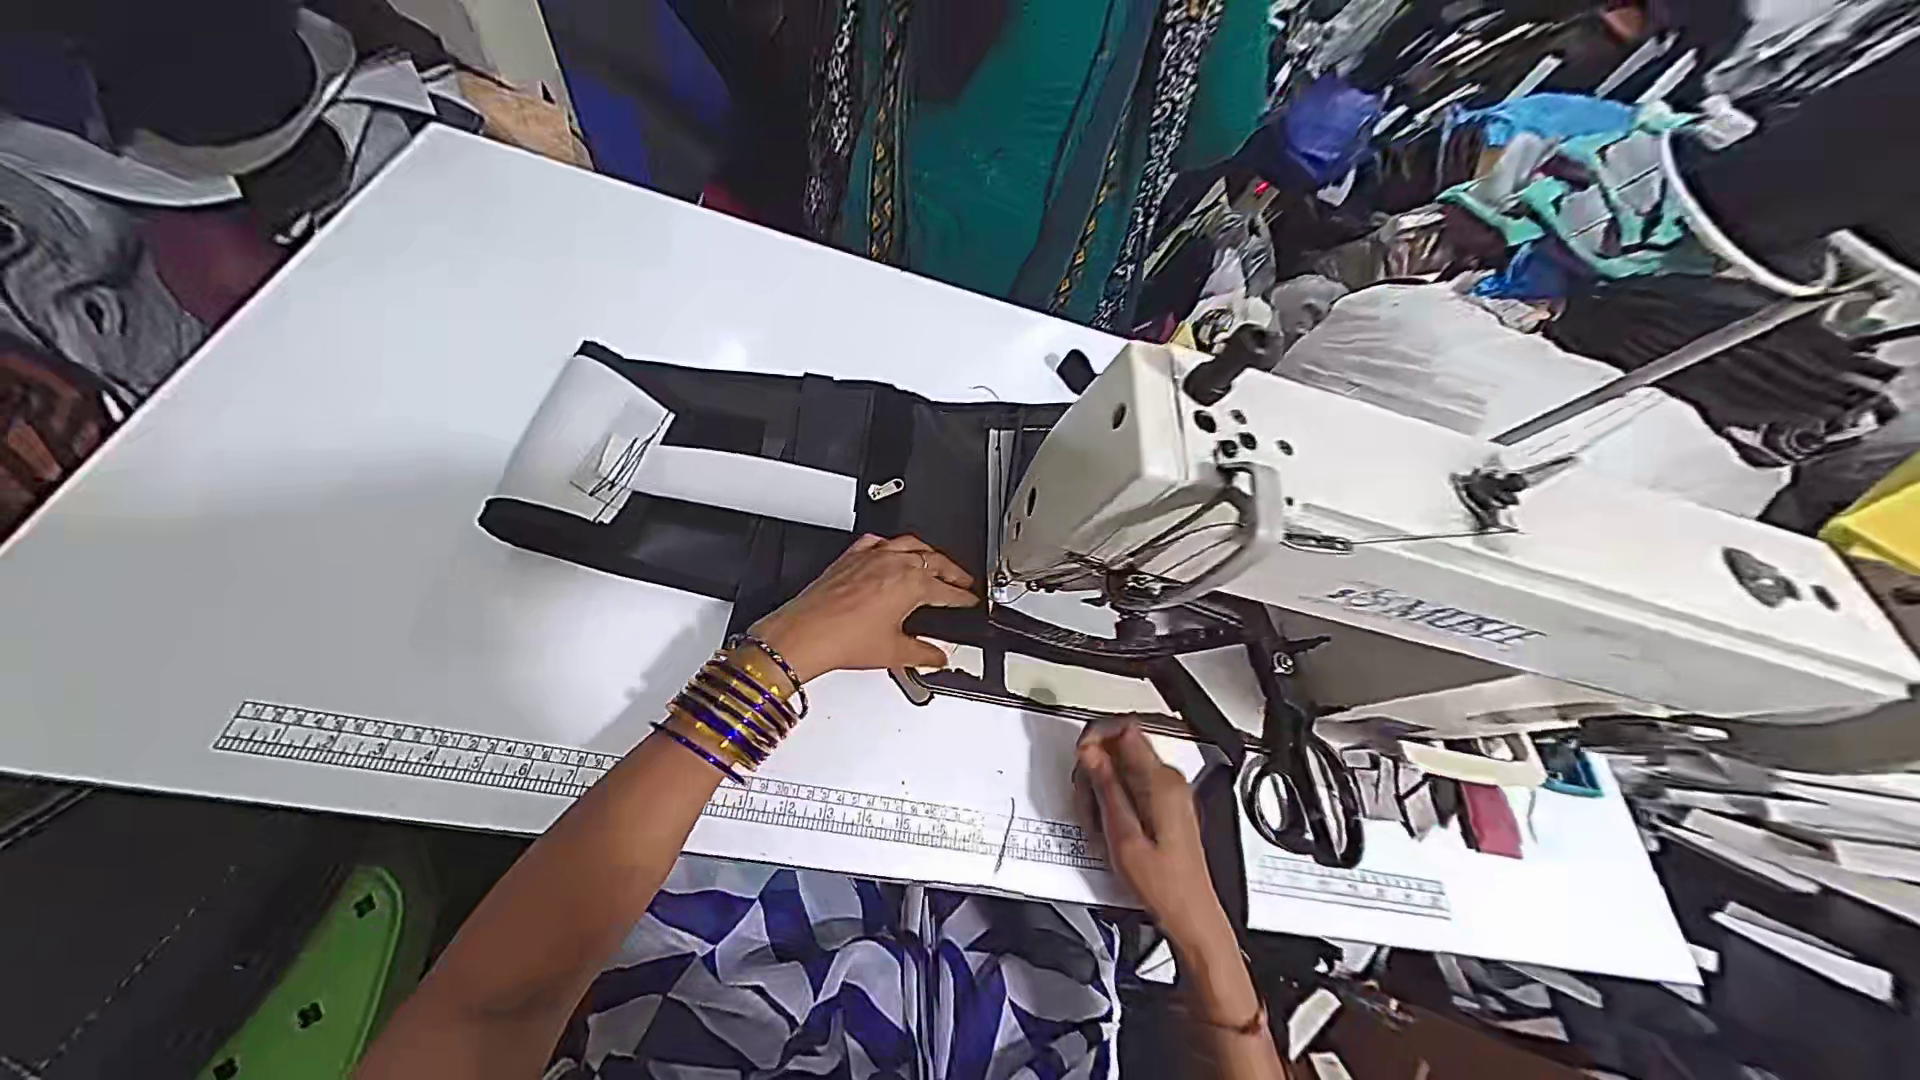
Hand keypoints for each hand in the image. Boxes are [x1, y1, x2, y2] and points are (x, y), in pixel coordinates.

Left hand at [750, 534, 977, 682]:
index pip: (949, 590)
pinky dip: (891, 544)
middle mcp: (894, 563)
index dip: (965, 598)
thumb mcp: (894, 653)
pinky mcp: (851, 557)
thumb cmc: (842, 638)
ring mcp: (872, 556)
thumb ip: (923, 653)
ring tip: (936, 562)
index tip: (971, 601)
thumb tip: (937, 656)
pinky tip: (891, 551)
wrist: (804, 634)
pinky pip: (879, 541)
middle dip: (955, 572)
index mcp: (912, 584)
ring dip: (929, 552)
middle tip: (964, 582)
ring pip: (911, 544)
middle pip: (937, 560)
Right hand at [1075, 718, 1231, 949]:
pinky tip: (1107, 823)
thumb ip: (1105, 788)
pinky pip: (1131, 782)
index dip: (1097, 734)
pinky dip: (1112, 795)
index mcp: (1162, 782)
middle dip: (1095, 766)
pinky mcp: (1165, 802)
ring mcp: (1169, 790)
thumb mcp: (1123, 836)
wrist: (1192, 916)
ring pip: (1123, 765)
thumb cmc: (1164, 885)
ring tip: (1097, 819)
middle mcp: (1170, 780)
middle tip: (1085, 796)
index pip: (1126, 729)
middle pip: (1121, 746)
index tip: (1081, 753)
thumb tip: (1090, 753)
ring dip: (1102, 784)